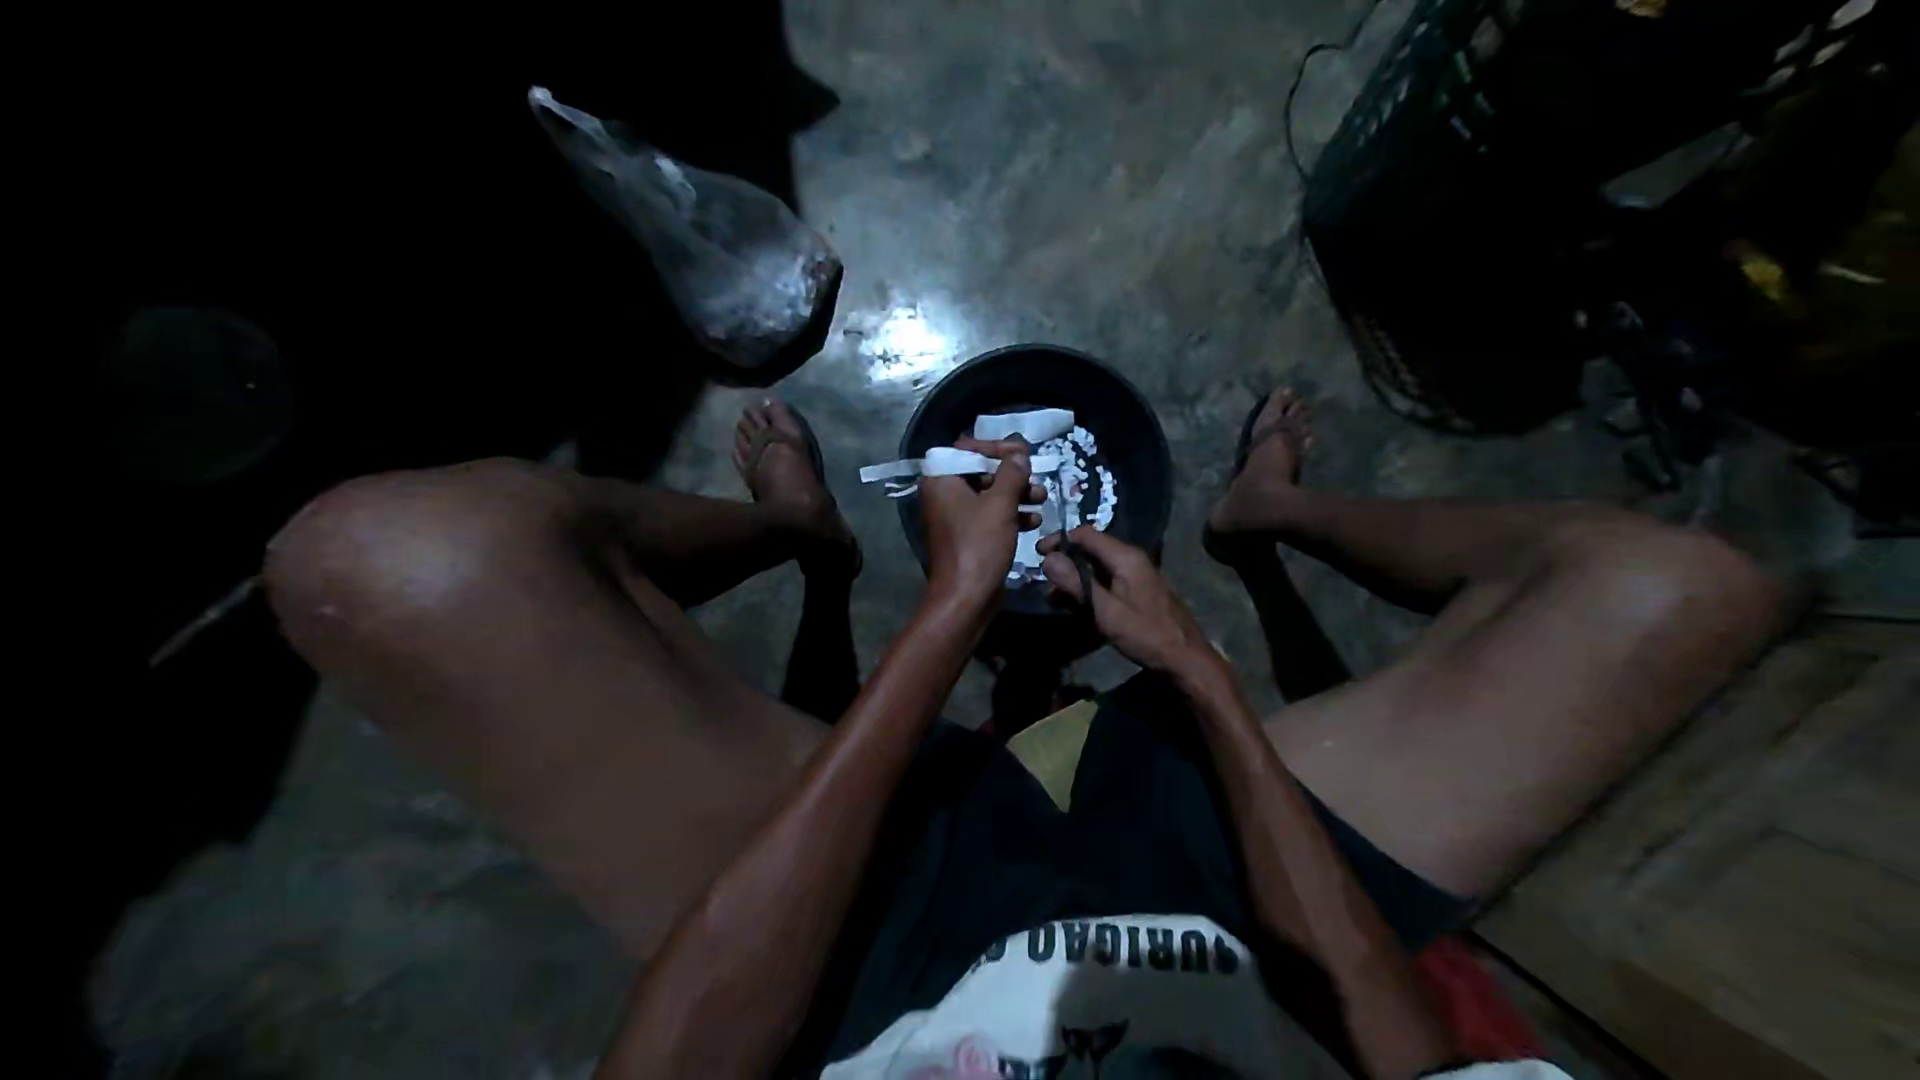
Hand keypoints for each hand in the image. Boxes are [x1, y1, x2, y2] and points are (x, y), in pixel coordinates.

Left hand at [919, 437, 1043, 609]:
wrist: (965, 596)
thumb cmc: (979, 545)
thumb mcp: (1000, 504)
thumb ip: (1012, 473)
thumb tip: (1019, 455)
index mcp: (941, 480)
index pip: (967, 448)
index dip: (997, 447)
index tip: (1023, 453)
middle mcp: (943, 494)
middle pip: (980, 470)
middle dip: (1011, 474)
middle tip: (1035, 477)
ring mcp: (953, 517)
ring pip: (988, 494)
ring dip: (1016, 494)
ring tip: (1041, 497)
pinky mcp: (966, 536)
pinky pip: (988, 516)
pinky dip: (1010, 514)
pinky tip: (1034, 521)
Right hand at [1039, 527, 1224, 683]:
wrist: (1186, 661)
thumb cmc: (1146, 634)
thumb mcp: (1106, 611)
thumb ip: (1076, 584)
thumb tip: (1048, 559)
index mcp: (1126, 558)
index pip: (1086, 535)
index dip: (1060, 541)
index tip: (1038, 555)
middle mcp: (1132, 561)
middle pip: (1091, 552)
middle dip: (1065, 564)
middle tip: (1044, 584)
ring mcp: (1136, 578)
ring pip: (1097, 570)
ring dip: (1075, 582)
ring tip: (1055, 601)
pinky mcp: (1137, 594)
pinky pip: (1107, 584)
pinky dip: (1089, 592)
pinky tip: (1076, 610)